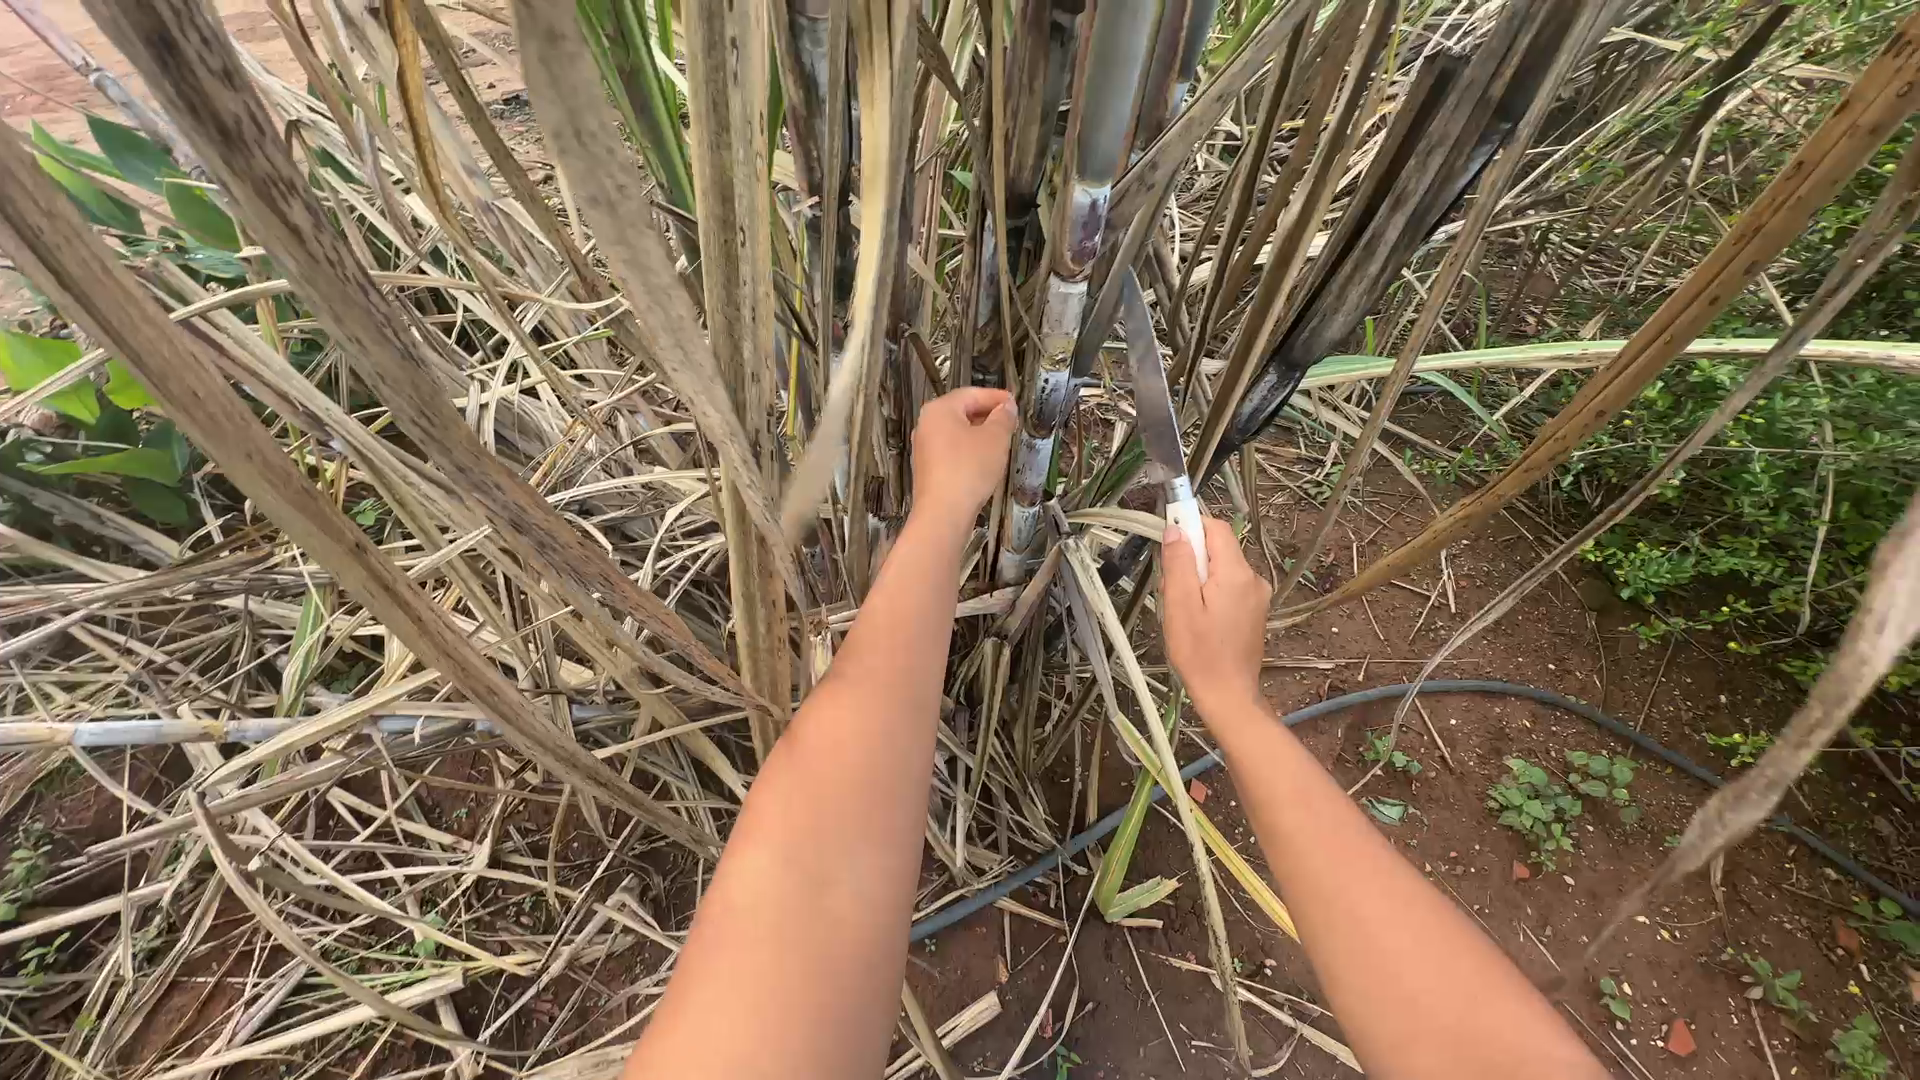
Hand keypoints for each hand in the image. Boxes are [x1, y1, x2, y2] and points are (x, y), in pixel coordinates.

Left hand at [910, 387, 1017, 524]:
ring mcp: (925, 449)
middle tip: (1011, 423)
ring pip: (957, 434)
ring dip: (980, 436)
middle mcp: (926, 426)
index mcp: (939, 410)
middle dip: (988, 416)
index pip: (971, 394)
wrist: (944, 513)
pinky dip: (970, 453)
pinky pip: (952, 453)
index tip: (1014, 403)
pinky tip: (985, 463)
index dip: (996, 397)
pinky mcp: (929, 471)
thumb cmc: (968, 470)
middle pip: (961, 412)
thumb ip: (1003, 417)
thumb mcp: (995, 438)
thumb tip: (1006, 407)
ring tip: (1002, 443)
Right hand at [1161, 515, 1271, 717]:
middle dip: (1190, 559)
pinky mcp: (1254, 611)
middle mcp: (1253, 579)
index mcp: (1236, 573)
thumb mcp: (1180, 605)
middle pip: (1218, 549)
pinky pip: (1228, 587)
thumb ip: (1179, 563)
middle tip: (1171, 589)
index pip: (1216, 528)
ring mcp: (1257, 596)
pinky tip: (1197, 619)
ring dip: (1197, 579)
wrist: (1227, 695)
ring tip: (1183, 610)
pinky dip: (1209, 593)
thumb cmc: (1199, 653)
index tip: (1167, 543)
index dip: (1190, 526)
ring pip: (1221, 569)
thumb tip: (1175, 529)